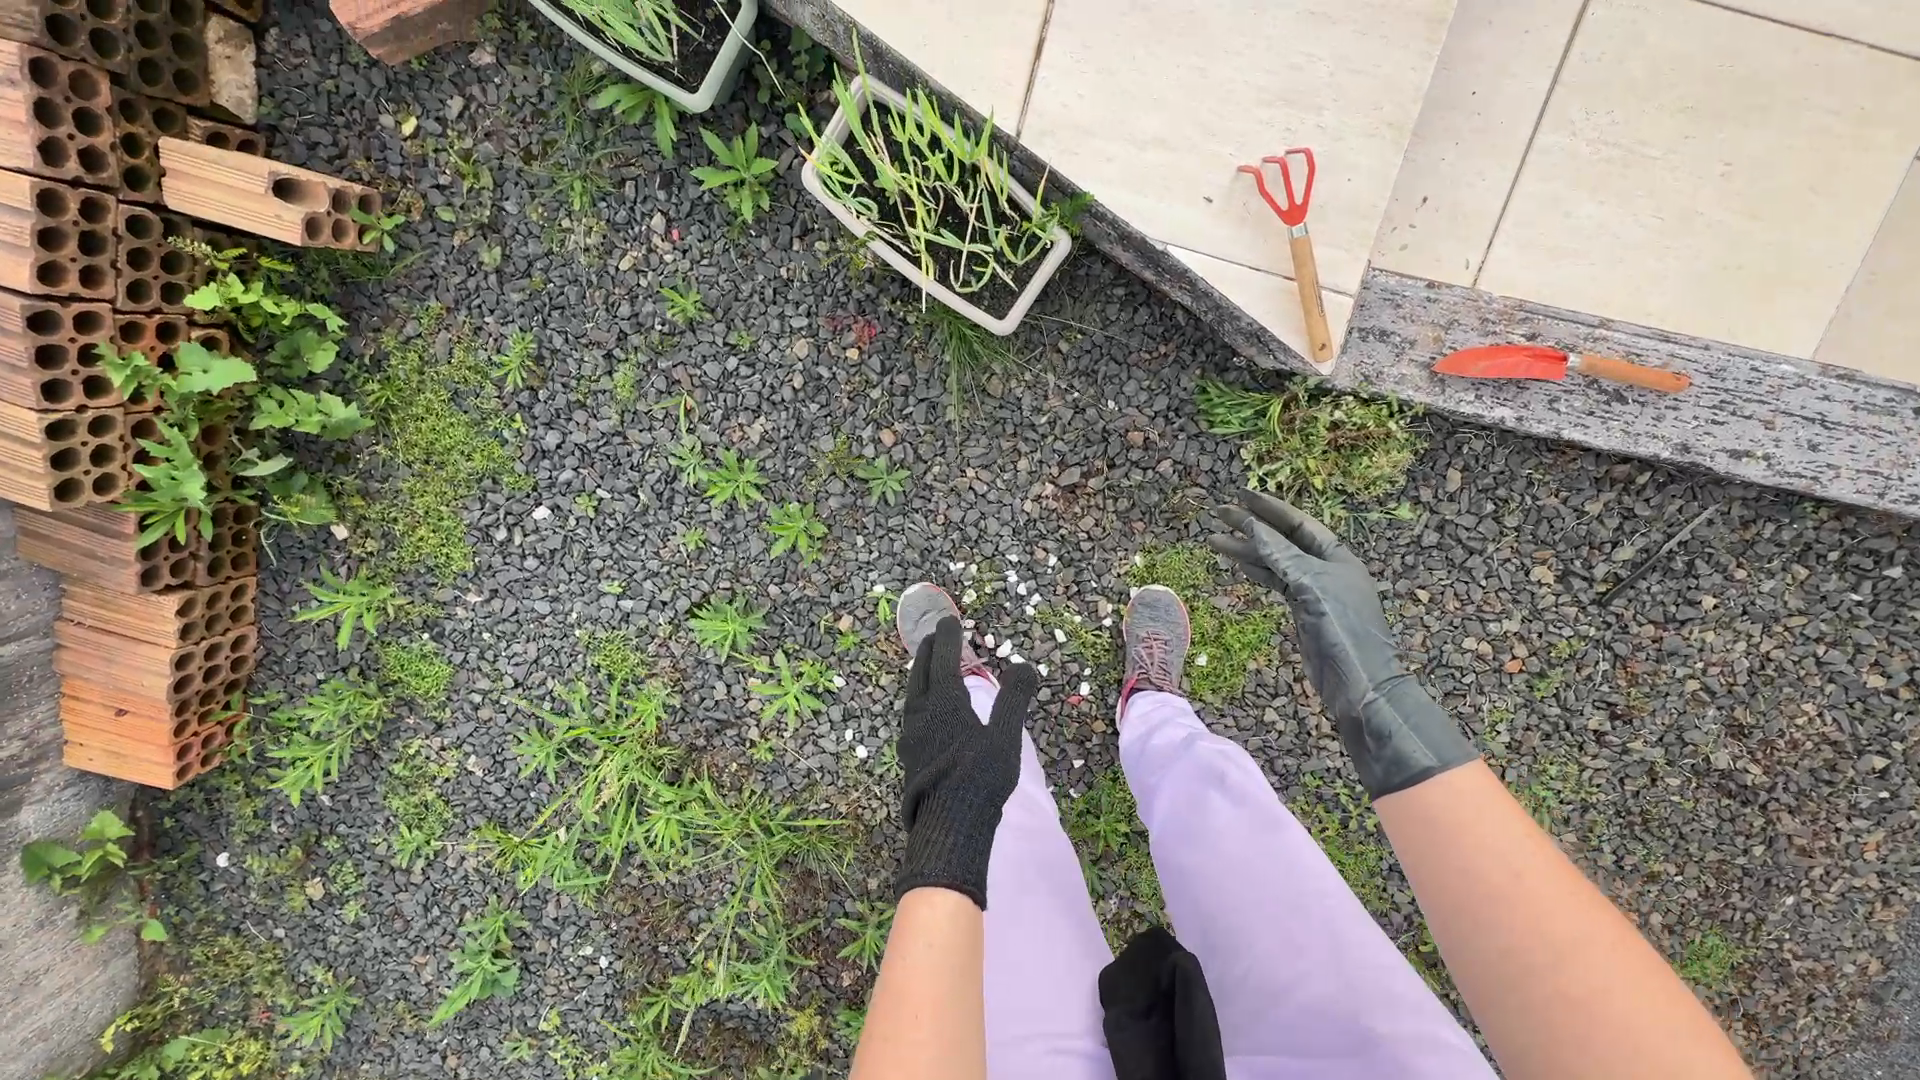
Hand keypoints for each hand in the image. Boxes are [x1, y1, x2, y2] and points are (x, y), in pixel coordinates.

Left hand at [896, 616, 1035, 908]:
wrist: (947, 826)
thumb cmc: (980, 778)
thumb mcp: (1004, 737)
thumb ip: (1014, 700)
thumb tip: (1025, 665)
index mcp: (944, 703)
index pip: (943, 660)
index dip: (947, 638)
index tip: (949, 620)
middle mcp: (921, 715)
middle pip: (920, 674)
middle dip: (926, 653)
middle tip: (931, 638)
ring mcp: (910, 737)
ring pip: (911, 696)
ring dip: (918, 677)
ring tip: (925, 671)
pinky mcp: (909, 757)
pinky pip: (911, 716)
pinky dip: (918, 701)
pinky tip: (923, 715)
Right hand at [1206, 490, 1476, 796]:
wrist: (1359, 681)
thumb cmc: (1342, 628)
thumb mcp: (1312, 585)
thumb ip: (1282, 556)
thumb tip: (1254, 527)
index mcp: (1337, 556)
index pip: (1298, 523)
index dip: (1269, 509)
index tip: (1240, 496)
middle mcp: (1326, 568)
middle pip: (1283, 540)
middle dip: (1252, 527)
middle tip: (1219, 514)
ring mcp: (1314, 590)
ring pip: (1275, 562)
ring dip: (1247, 551)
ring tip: (1215, 540)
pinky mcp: (1303, 611)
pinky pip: (1276, 583)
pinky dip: (1257, 572)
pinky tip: (1238, 564)